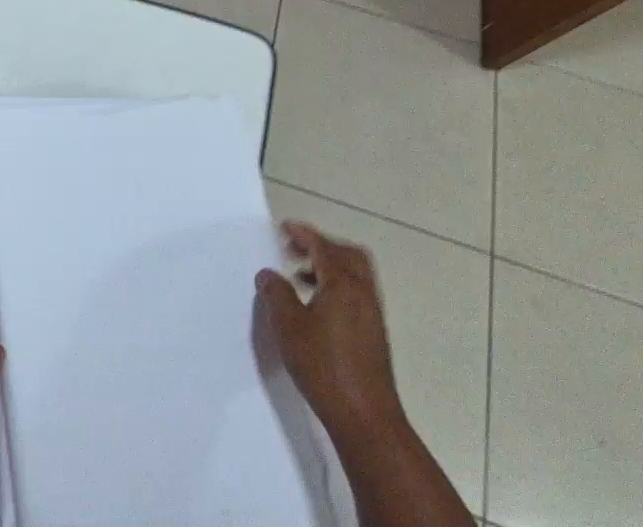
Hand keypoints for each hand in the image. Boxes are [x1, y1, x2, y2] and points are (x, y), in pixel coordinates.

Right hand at [255, 222, 405, 437]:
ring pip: (355, 275)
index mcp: (344, 285)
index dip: (303, 234)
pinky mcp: (373, 333)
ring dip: (328, 267)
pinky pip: (356, 293)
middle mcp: (363, 293)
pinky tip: (315, 306)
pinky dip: (336, 286)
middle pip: (349, 254)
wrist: (364, 415)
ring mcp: (372, 314)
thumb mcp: (288, 326)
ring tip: (299, 276)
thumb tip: (269, 274)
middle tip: (294, 249)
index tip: (283, 227)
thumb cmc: (322, 365)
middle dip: (321, 246)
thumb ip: (276, 293)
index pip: (323, 247)